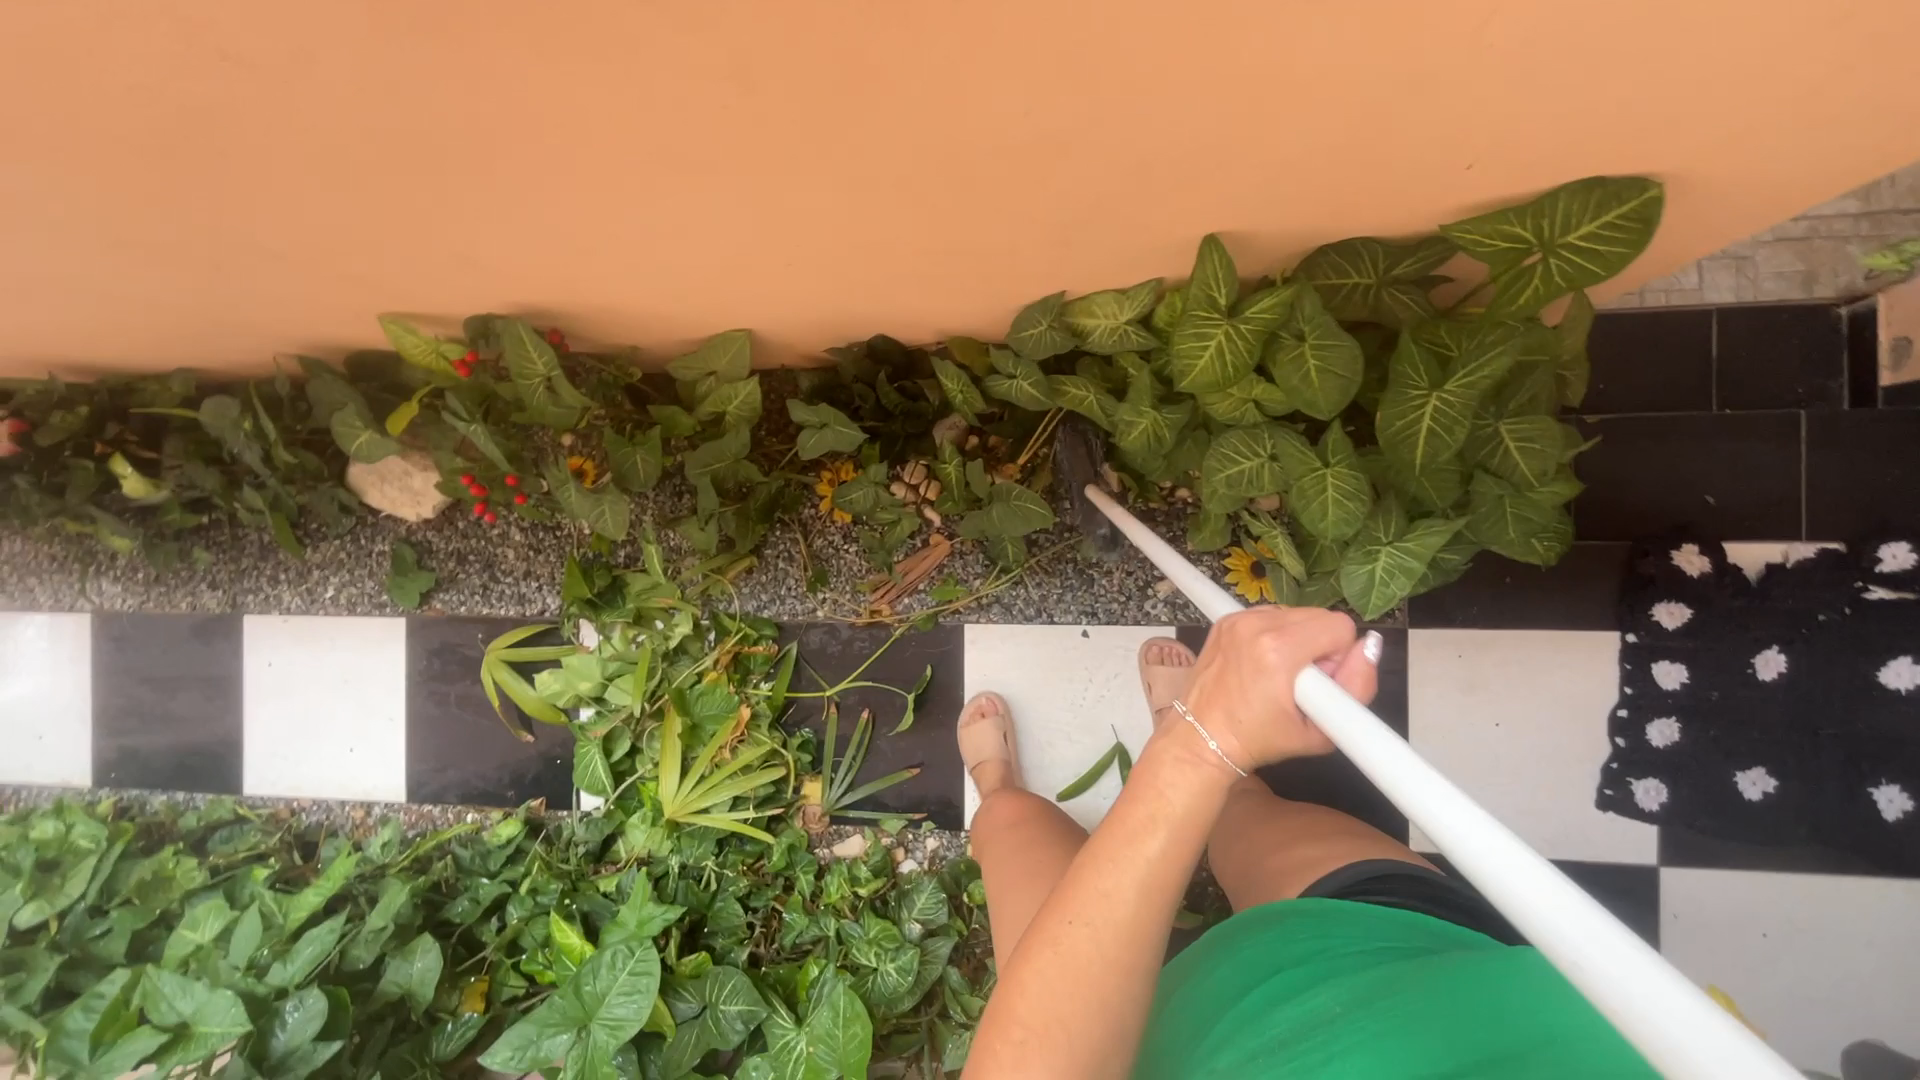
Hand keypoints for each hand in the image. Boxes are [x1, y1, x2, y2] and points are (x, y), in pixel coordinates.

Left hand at [1177, 607, 1379, 770]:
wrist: (1202, 737)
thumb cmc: (1257, 740)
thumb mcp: (1321, 732)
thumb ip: (1357, 688)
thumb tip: (1370, 647)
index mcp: (1277, 649)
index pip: (1339, 625)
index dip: (1341, 656)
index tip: (1323, 683)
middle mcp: (1253, 626)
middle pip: (1318, 615)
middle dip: (1322, 646)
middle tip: (1304, 683)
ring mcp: (1236, 620)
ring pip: (1294, 614)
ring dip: (1299, 639)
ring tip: (1283, 676)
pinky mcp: (1225, 622)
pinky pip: (1269, 616)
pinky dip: (1276, 635)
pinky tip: (1265, 665)